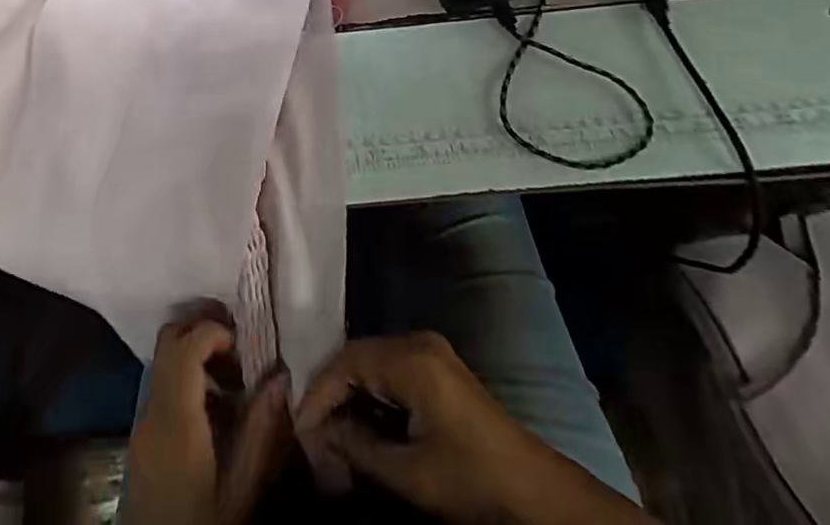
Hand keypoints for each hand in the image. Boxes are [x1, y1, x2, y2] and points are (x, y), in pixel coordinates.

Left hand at [123, 319, 293, 524]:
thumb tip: (281, 376)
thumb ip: (261, 430)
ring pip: (164, 361)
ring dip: (198, 355)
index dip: (214, 331)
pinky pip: (163, 387)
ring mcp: (141, 424)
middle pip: (168, 341)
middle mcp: (151, 412)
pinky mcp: (141, 438)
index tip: (244, 347)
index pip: (184, 347)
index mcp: (175, 420)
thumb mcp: (240, 488)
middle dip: (205, 332)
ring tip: (234, 383)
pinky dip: (189, 379)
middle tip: (241, 353)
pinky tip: (216, 409)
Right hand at [294, 332, 653, 524]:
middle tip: (310, 431)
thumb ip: (357, 447)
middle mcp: (419, 342)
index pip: (347, 363)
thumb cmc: (469, 477)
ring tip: (330, 430)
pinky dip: (371, 393)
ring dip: (350, 393)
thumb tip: (319, 435)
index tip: (299, 429)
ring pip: (373, 361)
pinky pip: (391, 368)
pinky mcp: (437, 366)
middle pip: (358, 356)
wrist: (530, 487)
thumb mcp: (407, 472)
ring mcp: (431, 351)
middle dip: (331, 392)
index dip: (317, 394)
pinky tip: (360, 422)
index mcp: (412, 359)